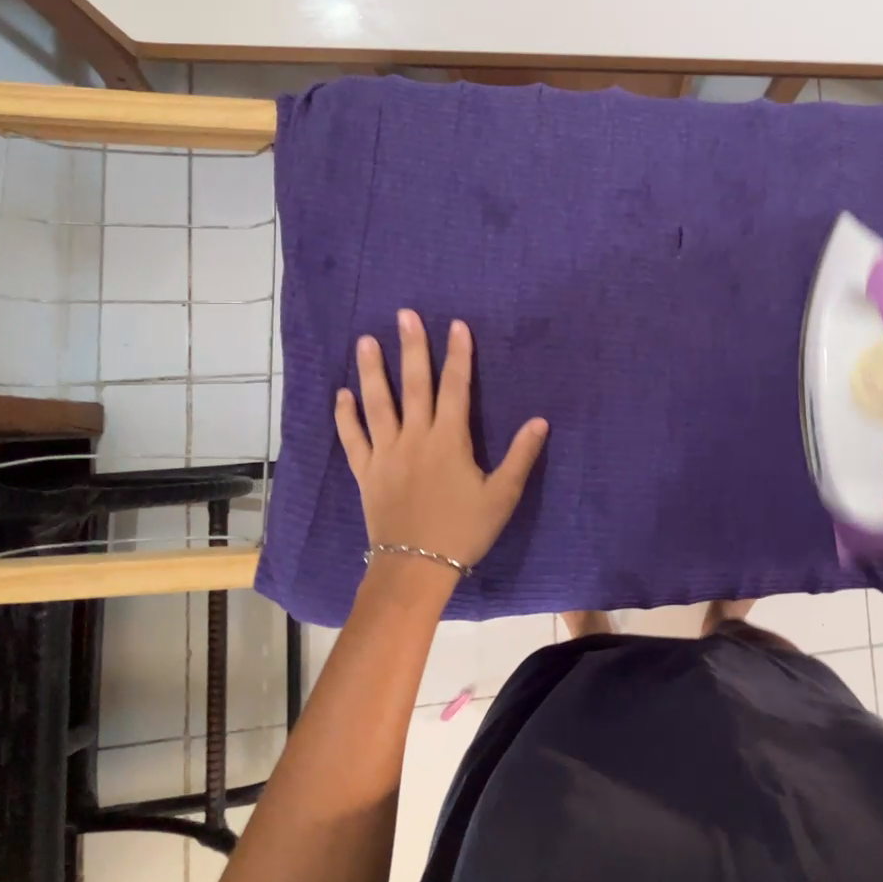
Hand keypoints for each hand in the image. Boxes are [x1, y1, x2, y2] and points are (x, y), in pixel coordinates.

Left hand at [335, 310, 547, 572]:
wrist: (415, 567)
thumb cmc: (464, 530)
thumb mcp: (502, 495)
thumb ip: (521, 456)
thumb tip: (539, 421)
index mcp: (449, 440)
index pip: (456, 387)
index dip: (458, 355)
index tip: (457, 325)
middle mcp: (415, 437)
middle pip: (414, 385)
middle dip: (412, 347)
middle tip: (404, 314)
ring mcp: (386, 453)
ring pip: (378, 403)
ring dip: (372, 371)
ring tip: (367, 341)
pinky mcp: (366, 472)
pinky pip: (353, 438)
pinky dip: (346, 415)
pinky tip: (343, 395)